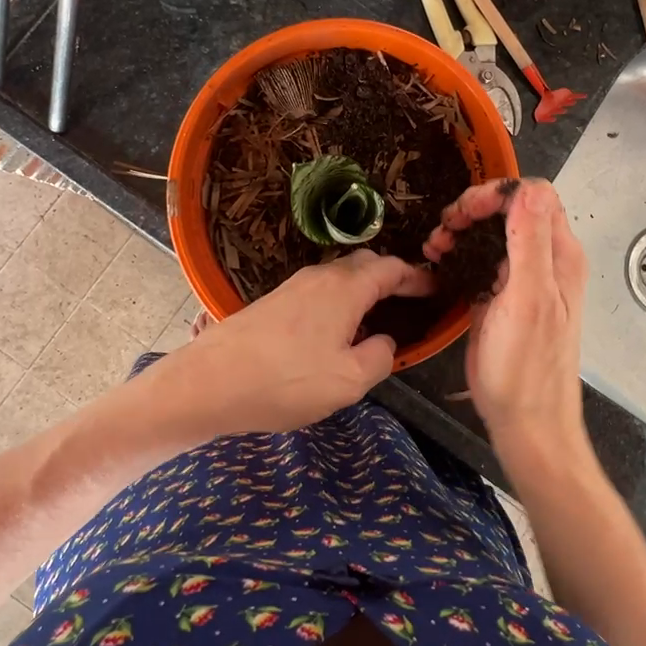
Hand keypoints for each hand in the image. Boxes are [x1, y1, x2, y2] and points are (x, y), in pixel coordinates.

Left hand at [154, 250, 429, 435]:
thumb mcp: (348, 381)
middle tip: (409, 299)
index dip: (418, 277)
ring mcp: (291, 287)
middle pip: (363, 264)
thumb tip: (386, 341)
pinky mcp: (272, 303)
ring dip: (362, 289)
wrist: (209, 381)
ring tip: (377, 315)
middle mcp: (319, 277)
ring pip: (338, 277)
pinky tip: (336, 329)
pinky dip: (339, 300)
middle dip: (390, 276)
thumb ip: (380, 358)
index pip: (391, 268)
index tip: (437, 288)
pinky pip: (318, 291)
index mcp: (345, 288)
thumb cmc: (286, 381)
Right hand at [424, 179, 588, 447]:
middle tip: (444, 229)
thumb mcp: (528, 300)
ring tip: (434, 246)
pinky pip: (480, 259)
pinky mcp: (500, 296)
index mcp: (559, 255)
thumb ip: (530, 242)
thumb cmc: (526, 367)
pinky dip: (458, 252)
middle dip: (473, 209)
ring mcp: (522, 278)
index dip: (497, 194)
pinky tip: (436, 261)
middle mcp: (544, 260)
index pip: (533, 195)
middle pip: (510, 208)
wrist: (524, 424)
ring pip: (492, 232)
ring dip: (461, 230)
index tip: (465, 214)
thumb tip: (529, 188)